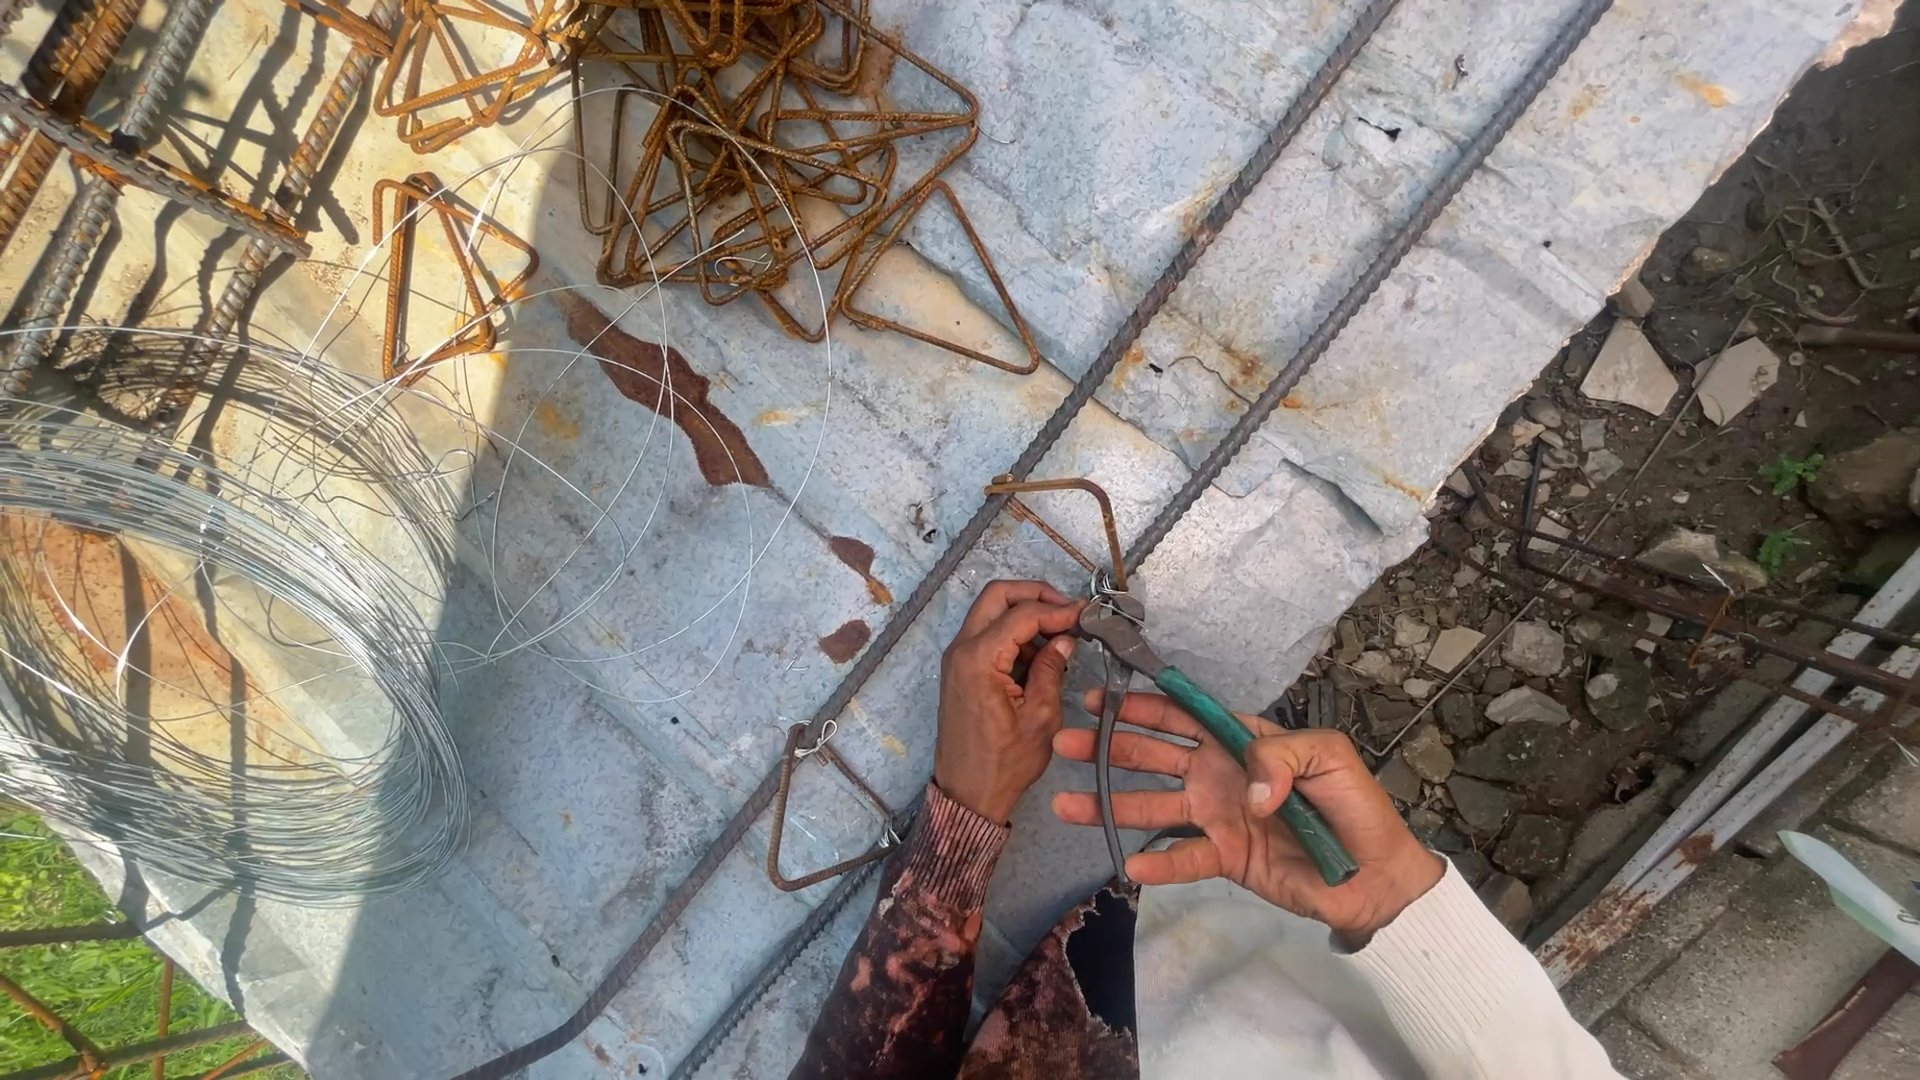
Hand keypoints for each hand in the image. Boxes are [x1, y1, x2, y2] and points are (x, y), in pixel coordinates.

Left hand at [935, 580, 1083, 824]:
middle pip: (997, 595)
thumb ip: (1052, 669)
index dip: (1057, 609)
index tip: (1085, 615)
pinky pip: (987, 633)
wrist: (967, 793)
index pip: (1022, 614)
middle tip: (1068, 609)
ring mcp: (956, 657)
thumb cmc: (1004, 764)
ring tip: (1060, 634)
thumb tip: (1065, 638)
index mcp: (979, 660)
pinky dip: (1013, 633)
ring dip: (1024, 613)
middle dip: (1035, 594)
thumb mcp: (1041, 718)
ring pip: (990, 610)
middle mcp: (961, 649)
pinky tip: (1041, 653)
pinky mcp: (960, 668)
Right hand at [1052, 691, 1443, 943]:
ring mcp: (1214, 816)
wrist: (1376, 874)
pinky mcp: (1223, 857)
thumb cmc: (1353, 804)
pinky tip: (1128, 864)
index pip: (1179, 716)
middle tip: (1065, 742)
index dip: (1139, 707)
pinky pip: (1183, 858)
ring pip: (1151, 805)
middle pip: (1151, 756)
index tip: (1099, 701)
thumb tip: (1242, 794)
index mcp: (1236, 740)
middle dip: (1107, 747)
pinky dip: (1157, 864)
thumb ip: (1280, 756)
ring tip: (1066, 805)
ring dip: (1109, 804)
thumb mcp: (1328, 755)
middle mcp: (1214, 773)